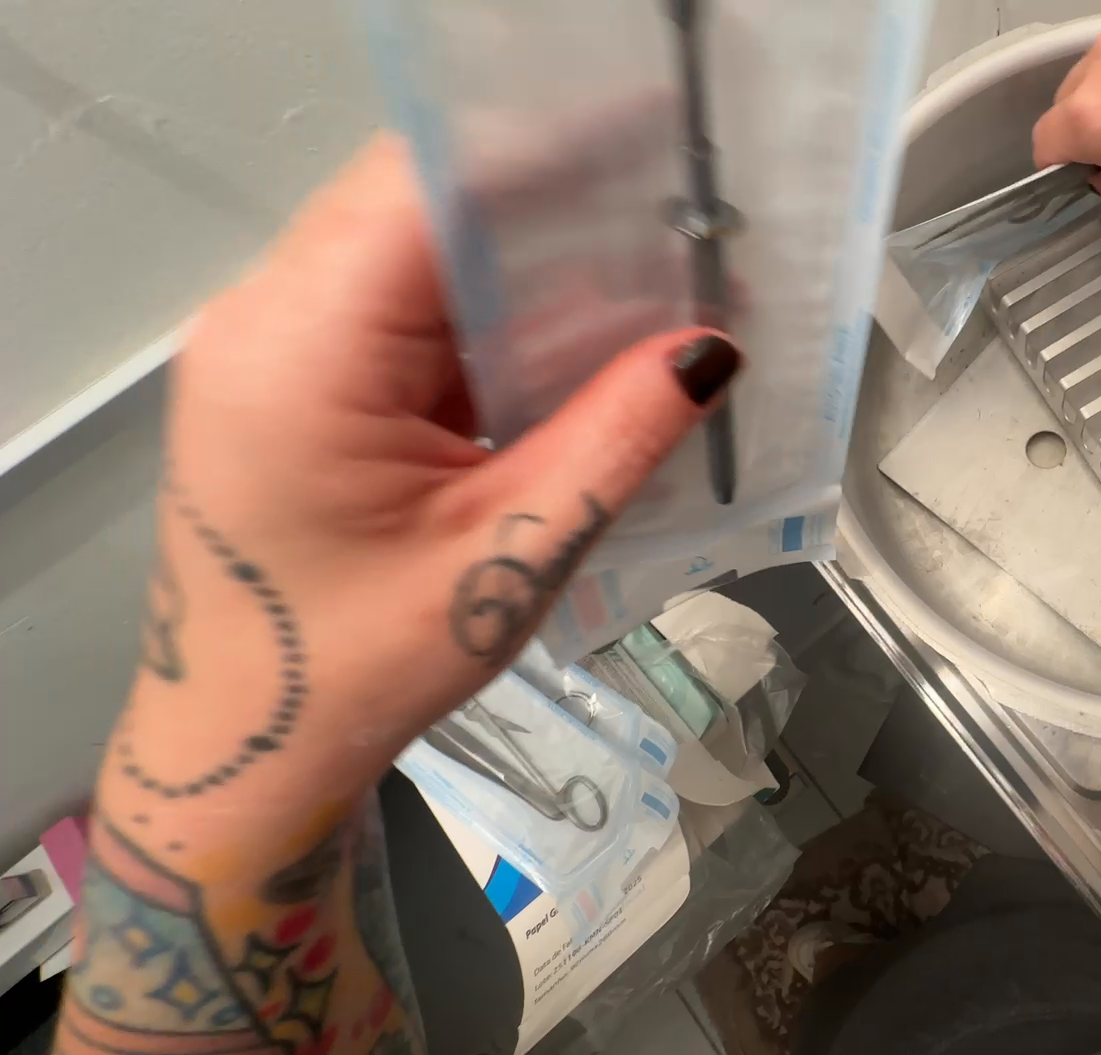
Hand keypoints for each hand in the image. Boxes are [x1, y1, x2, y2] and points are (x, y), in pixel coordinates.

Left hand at [108, 138, 738, 837]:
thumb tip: (712, 348)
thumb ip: (618, 438)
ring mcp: (305, 347)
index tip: (659, 144)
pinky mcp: (336, 381)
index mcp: (303, 348)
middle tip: (690, 221)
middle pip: (436, 209)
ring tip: (672, 275)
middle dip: (570, 204)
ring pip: (445, 260)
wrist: (262, 738)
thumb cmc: (371, 659)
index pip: (429, 192)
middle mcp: (284, 319)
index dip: (549, 152)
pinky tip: (608, 338)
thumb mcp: (517, 549)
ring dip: (558, 265)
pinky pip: (444, 317)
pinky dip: (530, 320)